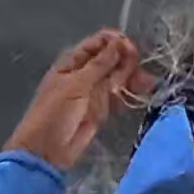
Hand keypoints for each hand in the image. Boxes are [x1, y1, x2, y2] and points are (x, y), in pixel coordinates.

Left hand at [4, 29, 153, 170]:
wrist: (46, 151)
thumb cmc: (55, 111)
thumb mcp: (76, 84)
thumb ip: (100, 65)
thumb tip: (119, 42)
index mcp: (74, 61)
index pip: (98, 43)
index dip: (115, 42)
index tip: (131, 48)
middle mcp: (86, 72)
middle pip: (110, 59)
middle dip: (126, 60)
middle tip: (140, 68)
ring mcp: (94, 91)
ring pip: (116, 77)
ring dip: (131, 77)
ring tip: (146, 82)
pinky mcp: (101, 109)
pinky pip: (117, 96)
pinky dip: (128, 92)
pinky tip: (142, 90)